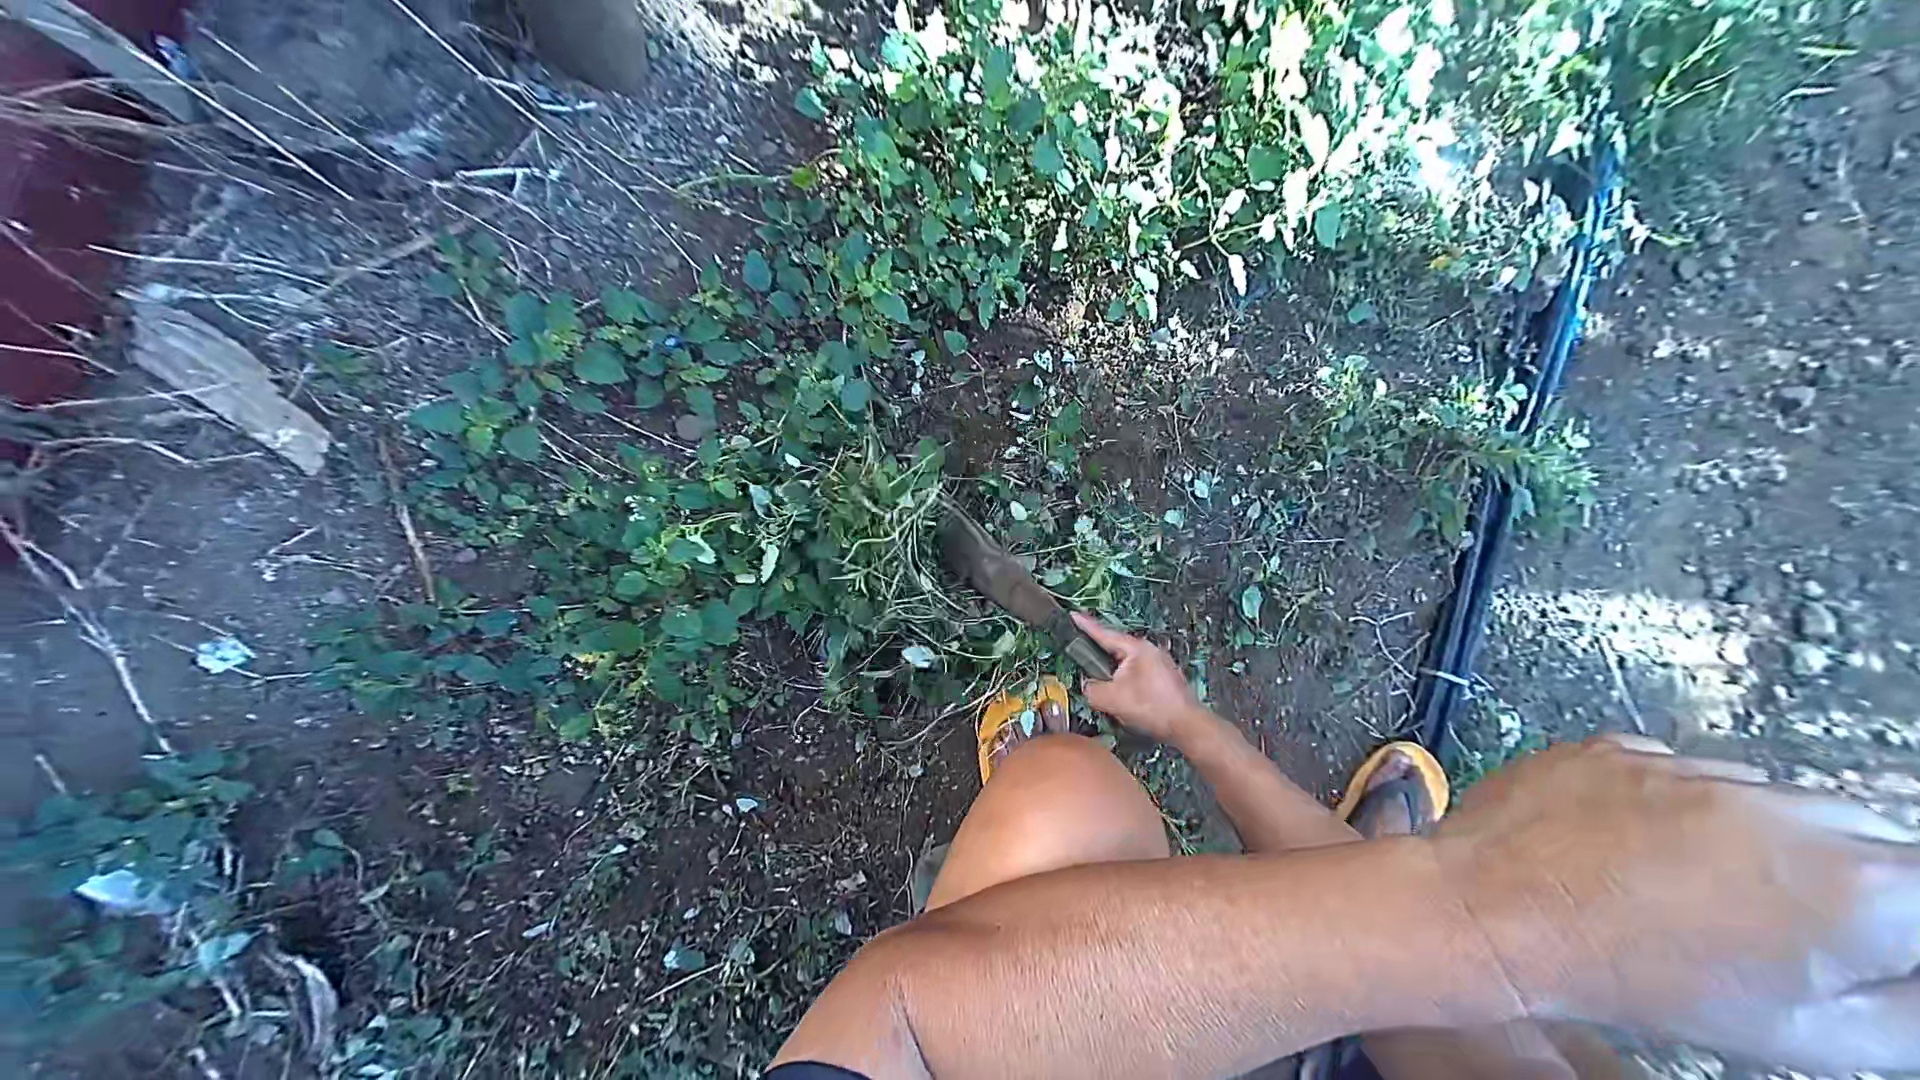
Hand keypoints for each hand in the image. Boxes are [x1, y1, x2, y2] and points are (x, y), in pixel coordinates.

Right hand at [1072, 612, 1209, 742]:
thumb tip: (1087, 686)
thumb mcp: (1111, 699)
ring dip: (1113, 671)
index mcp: (1136, 648)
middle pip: (1116, 649)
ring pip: (1126, 663)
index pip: (1104, 634)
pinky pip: (1137, 673)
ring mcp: (1159, 663)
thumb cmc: (1151, 707)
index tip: (1073, 615)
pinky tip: (1123, 694)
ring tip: (1103, 683)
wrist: (1187, 725)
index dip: (1086, 625)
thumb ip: (1091, 689)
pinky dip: (1125, 680)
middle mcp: (1149, 650)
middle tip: (1083, 655)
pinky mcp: (1164, 678)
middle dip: (1099, 654)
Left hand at [1434, 735, 1919, 1071]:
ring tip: (1689, 874)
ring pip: (1756, 791)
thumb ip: (1912, 1011)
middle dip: (1840, 869)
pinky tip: (1629, 837)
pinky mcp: (1608, 747)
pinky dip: (1666, 796)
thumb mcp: (1813, 1033)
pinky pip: (1666, 768)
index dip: (1904, 915)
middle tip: (1777, 910)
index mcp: (1858, 886)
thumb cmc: (1636, 977)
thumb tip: (1913, 971)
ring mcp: (1678, 766)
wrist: (1498, 909)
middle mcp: (1772, 806)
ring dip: (1748, 827)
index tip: (1874, 935)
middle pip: (1855, 830)